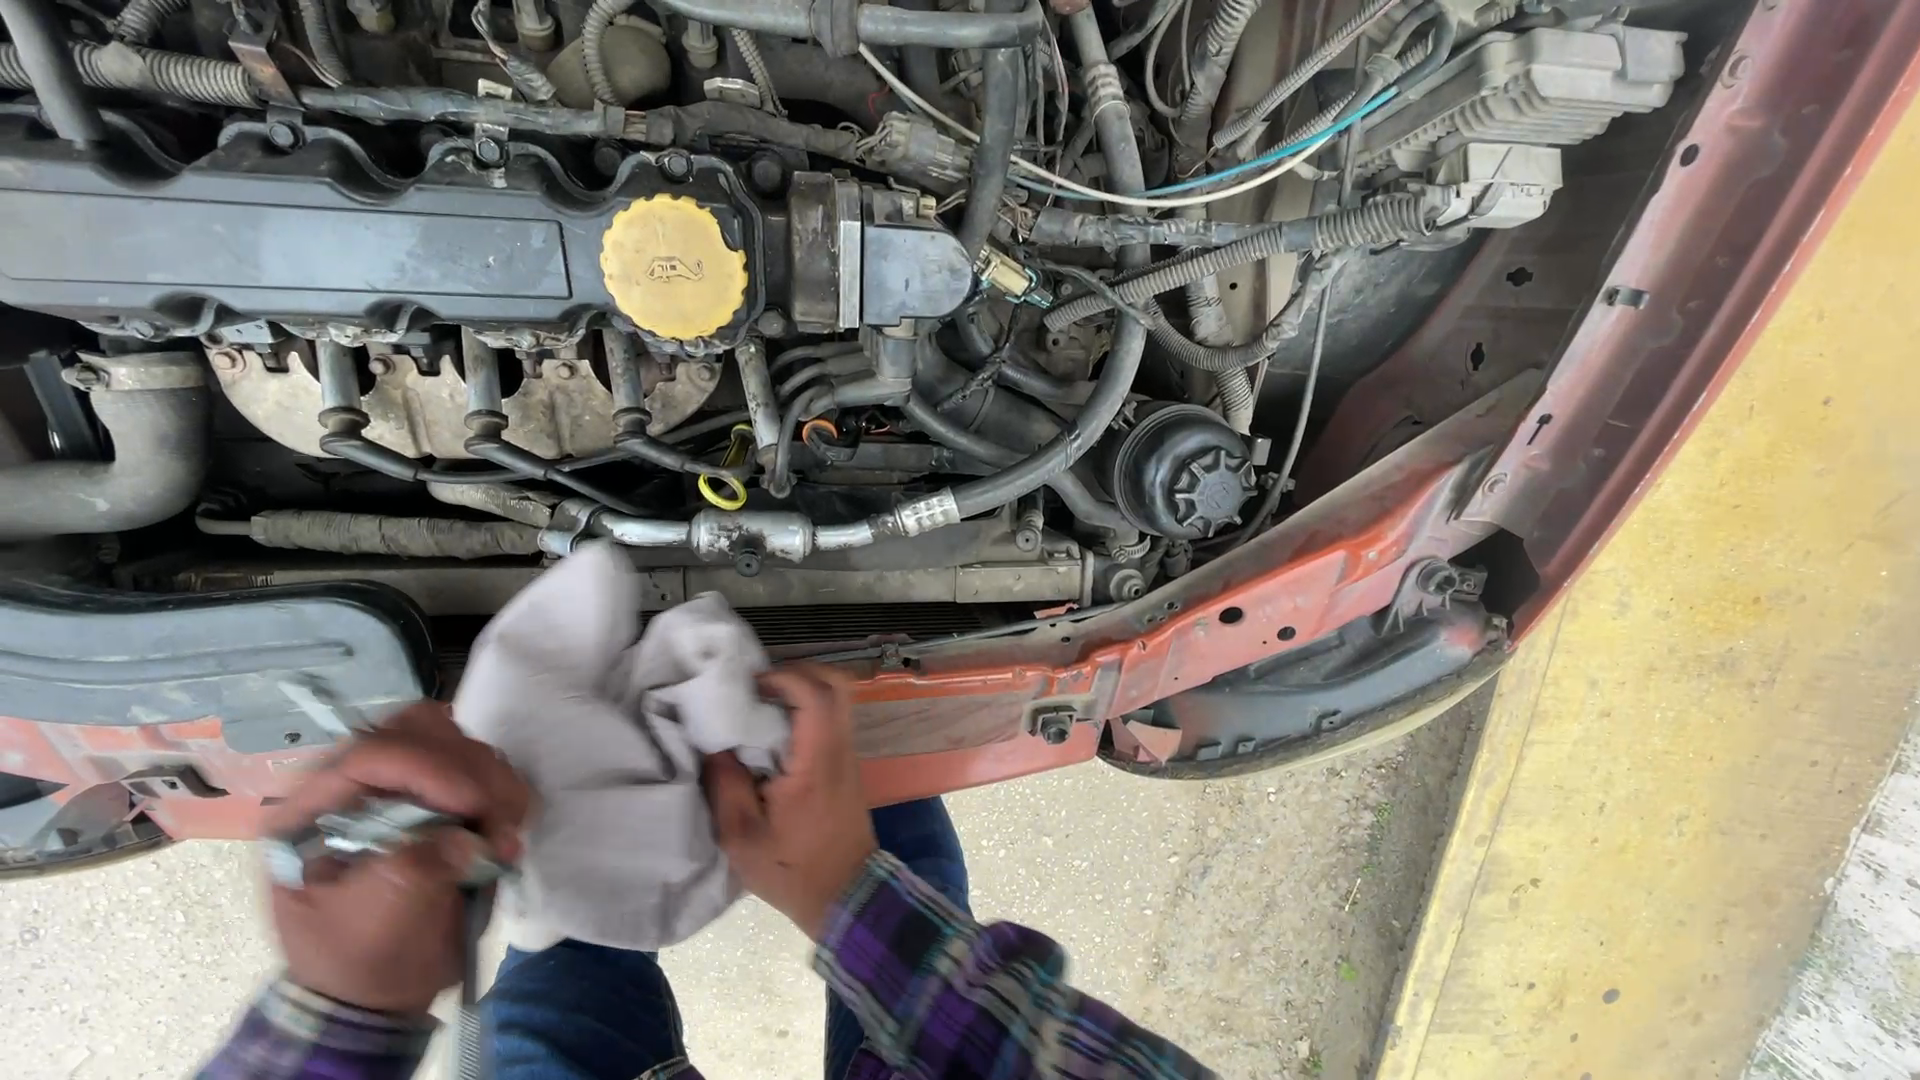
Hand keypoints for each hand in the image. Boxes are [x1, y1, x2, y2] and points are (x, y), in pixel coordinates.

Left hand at [261, 701, 530, 1014]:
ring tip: (502, 838)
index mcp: (315, 810)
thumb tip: (465, 840)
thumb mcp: (371, 924)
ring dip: (495, 785)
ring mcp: (405, 785)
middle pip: (423, 732)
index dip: (429, 769)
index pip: (373, 754)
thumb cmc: (360, 956)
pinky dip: (508, 793)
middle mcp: (358, 785)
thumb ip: (409, 873)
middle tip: (493, 820)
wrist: (383, 984)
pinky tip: (505, 833)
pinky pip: (488, 767)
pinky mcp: (446, 794)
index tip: (472, 807)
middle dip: (469, 772)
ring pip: (463, 744)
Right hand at [702, 666, 877, 940]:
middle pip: (836, 685)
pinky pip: (833, 720)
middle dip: (798, 674)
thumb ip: (725, 785)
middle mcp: (840, 749)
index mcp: (817, 761)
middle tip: (759, 687)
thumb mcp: (742, 837)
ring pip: (838, 700)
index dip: (784, 678)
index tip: (749, 686)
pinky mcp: (847, 767)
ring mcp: (849, 756)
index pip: (816, 696)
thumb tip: (712, 743)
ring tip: (762, 707)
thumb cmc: (793, 869)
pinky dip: (808, 711)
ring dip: (803, 692)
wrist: (847, 896)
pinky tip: (776, 732)